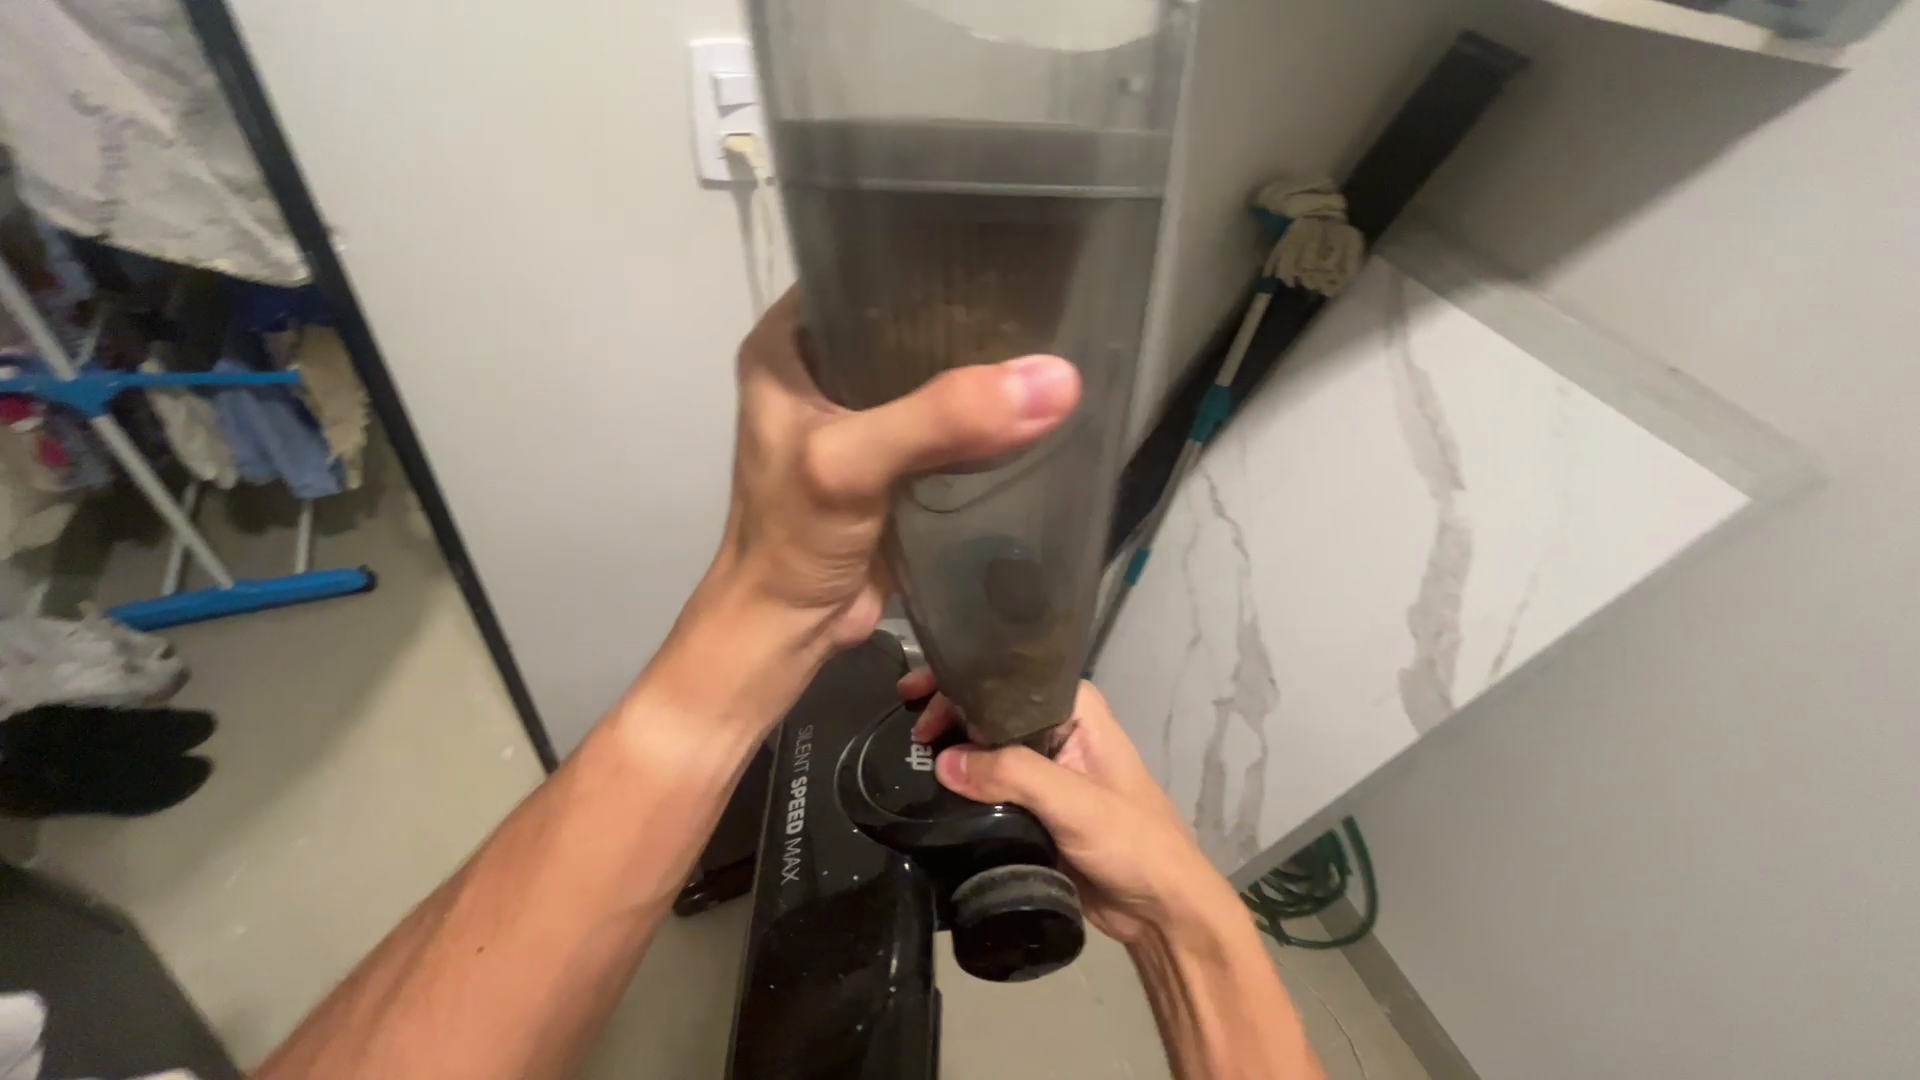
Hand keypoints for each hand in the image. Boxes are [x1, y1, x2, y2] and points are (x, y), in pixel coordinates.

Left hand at [698, 290, 1081, 650]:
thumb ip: (942, 419)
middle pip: (905, 328)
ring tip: (1045, 346)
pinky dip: (980, 424)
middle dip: (965, 323)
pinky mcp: (892, 465)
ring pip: (930, 379)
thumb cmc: (794, 539)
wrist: (789, 628)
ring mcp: (860, 421)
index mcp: (788, 346)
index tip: (1000, 256)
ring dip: (977, 376)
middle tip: (1040, 304)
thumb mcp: (851, 464)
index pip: (861, 276)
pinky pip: (945, 429)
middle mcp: (822, 373)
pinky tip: (1027, 410)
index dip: (925, 264)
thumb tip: (1055, 379)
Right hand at [899, 673, 1239, 944]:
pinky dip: (959, 783)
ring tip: (906, 754)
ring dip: (949, 749)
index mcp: (1074, 710)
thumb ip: (1012, 775)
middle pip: (990, 708)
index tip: (916, 693)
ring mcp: (1042, 768)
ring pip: (985, 747)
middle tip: (909, 731)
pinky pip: (987, 785)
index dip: (961, 681)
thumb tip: (942, 762)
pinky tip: (927, 786)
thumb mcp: (1075, 802)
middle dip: (948, 713)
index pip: (1008, 678)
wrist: (1159, 909)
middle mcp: (1055, 729)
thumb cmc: (1132, 841)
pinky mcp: (1031, 805)